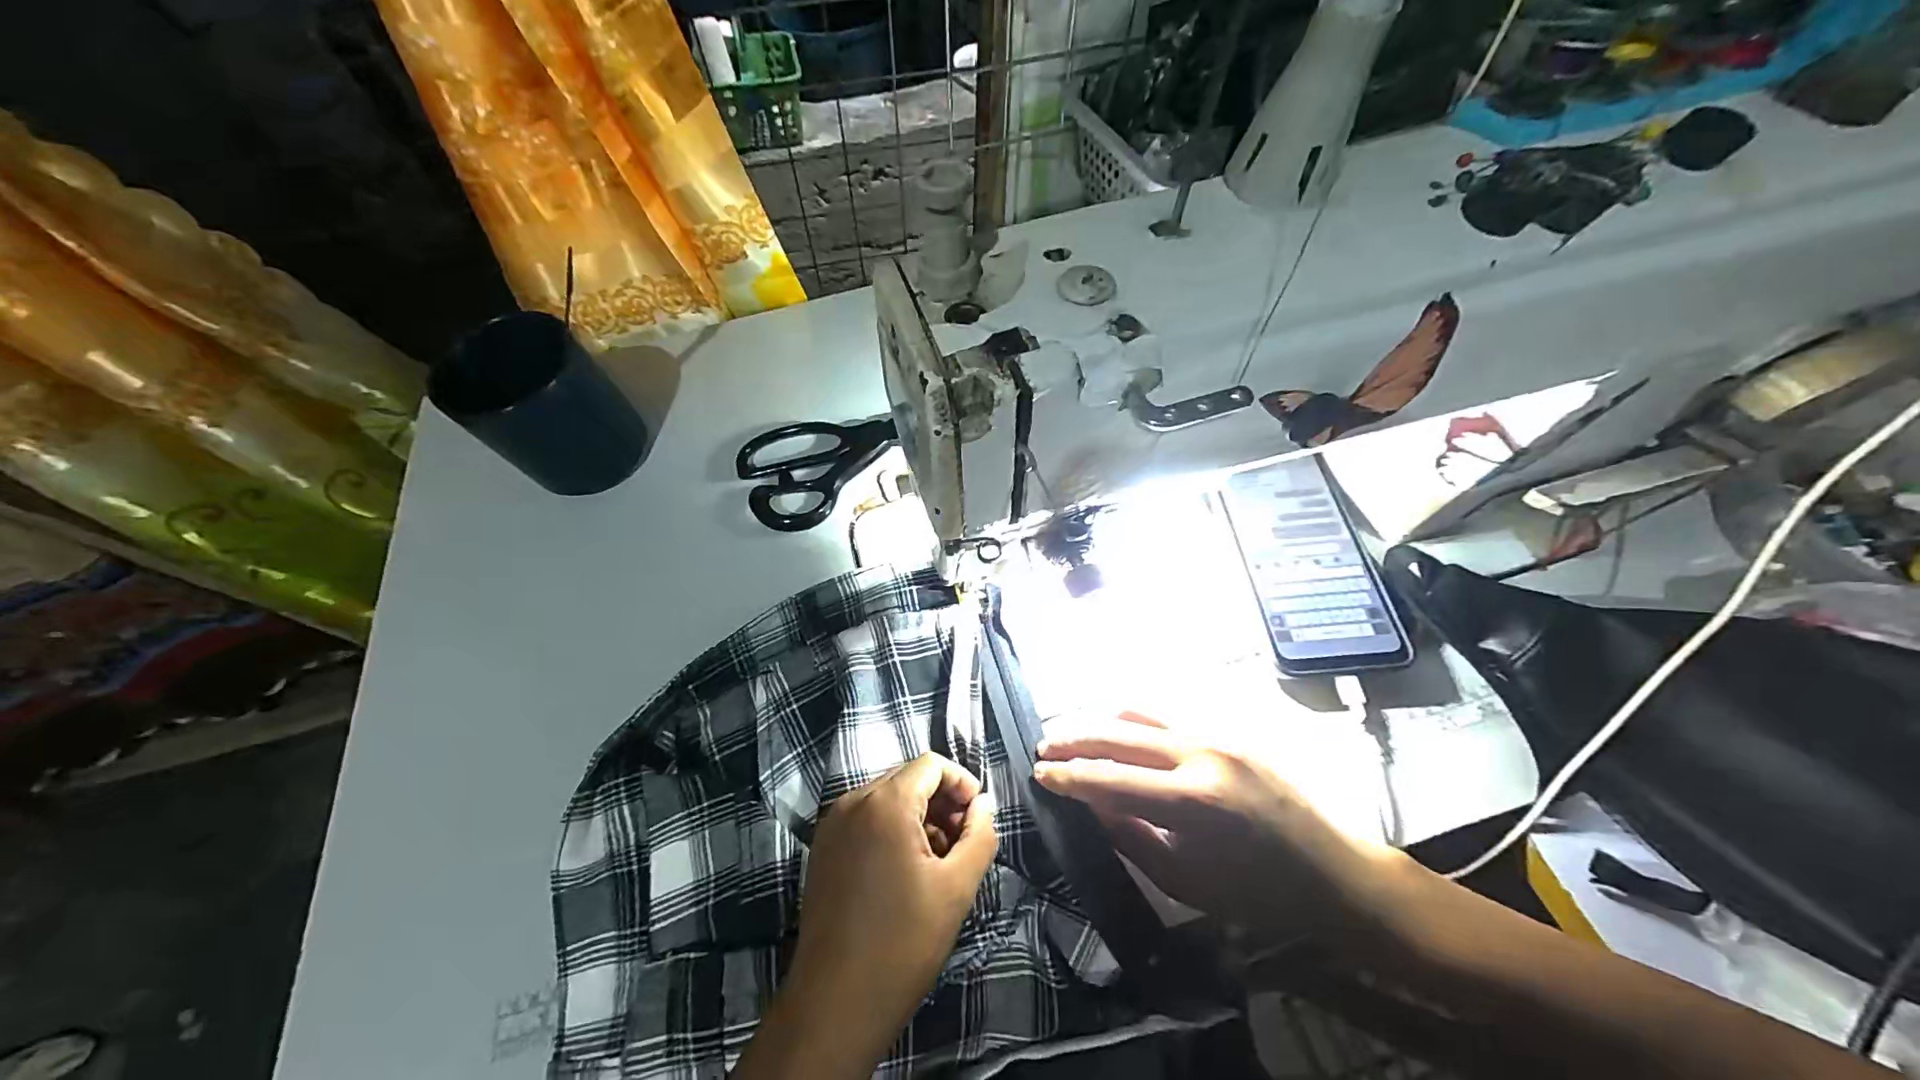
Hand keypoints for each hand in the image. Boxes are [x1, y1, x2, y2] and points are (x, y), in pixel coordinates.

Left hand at [735, 754, 996, 1078]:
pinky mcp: (823, 849)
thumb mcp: (957, 887)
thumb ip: (980, 834)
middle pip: (908, 778)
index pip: (931, 765)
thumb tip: (984, 804)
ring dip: (919, 817)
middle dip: (942, 801)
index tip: (979, 817)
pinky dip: (892, 830)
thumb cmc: (903, 942)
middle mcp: (852, 802)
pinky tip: (907, 870)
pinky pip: (866, 820)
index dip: (962, 783)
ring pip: (887, 799)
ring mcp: (832, 825)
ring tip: (939, 860)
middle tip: (963, 840)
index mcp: (885, 803)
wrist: (835, 1002)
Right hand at [1033, 712, 1420, 950]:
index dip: (1069, 775)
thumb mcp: (1184, 879)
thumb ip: (1130, 835)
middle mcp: (1202, 754)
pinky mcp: (1230, 732)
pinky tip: (1117, 733)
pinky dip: (1133, 722)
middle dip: (1074, 737)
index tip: (1040, 773)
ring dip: (1100, 722)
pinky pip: (1168, 718)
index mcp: (1193, 800)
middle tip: (1043, 745)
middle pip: (1119, 733)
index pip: (1111, 778)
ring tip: (1072, 736)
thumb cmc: (1259, 895)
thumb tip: (1090, 802)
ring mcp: (1218, 736)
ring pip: (1141, 714)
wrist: (1337, 875)